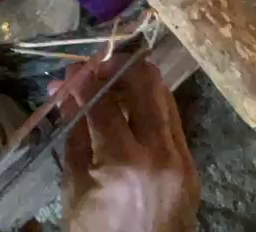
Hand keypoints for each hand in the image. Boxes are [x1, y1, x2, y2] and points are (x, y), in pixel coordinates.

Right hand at [58, 57, 200, 231]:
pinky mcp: (192, 166)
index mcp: (124, 164)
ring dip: (136, 82)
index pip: (102, 102)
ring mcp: (183, 160)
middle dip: (117, 67)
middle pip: (145, 83)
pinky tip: (130, 108)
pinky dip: (151, 107)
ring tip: (111, 83)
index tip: (69, 72)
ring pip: (164, 96)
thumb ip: (73, 132)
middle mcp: (160, 154)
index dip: (82, 81)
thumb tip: (63, 89)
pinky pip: (172, 121)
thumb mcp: (75, 188)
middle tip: (96, 67)